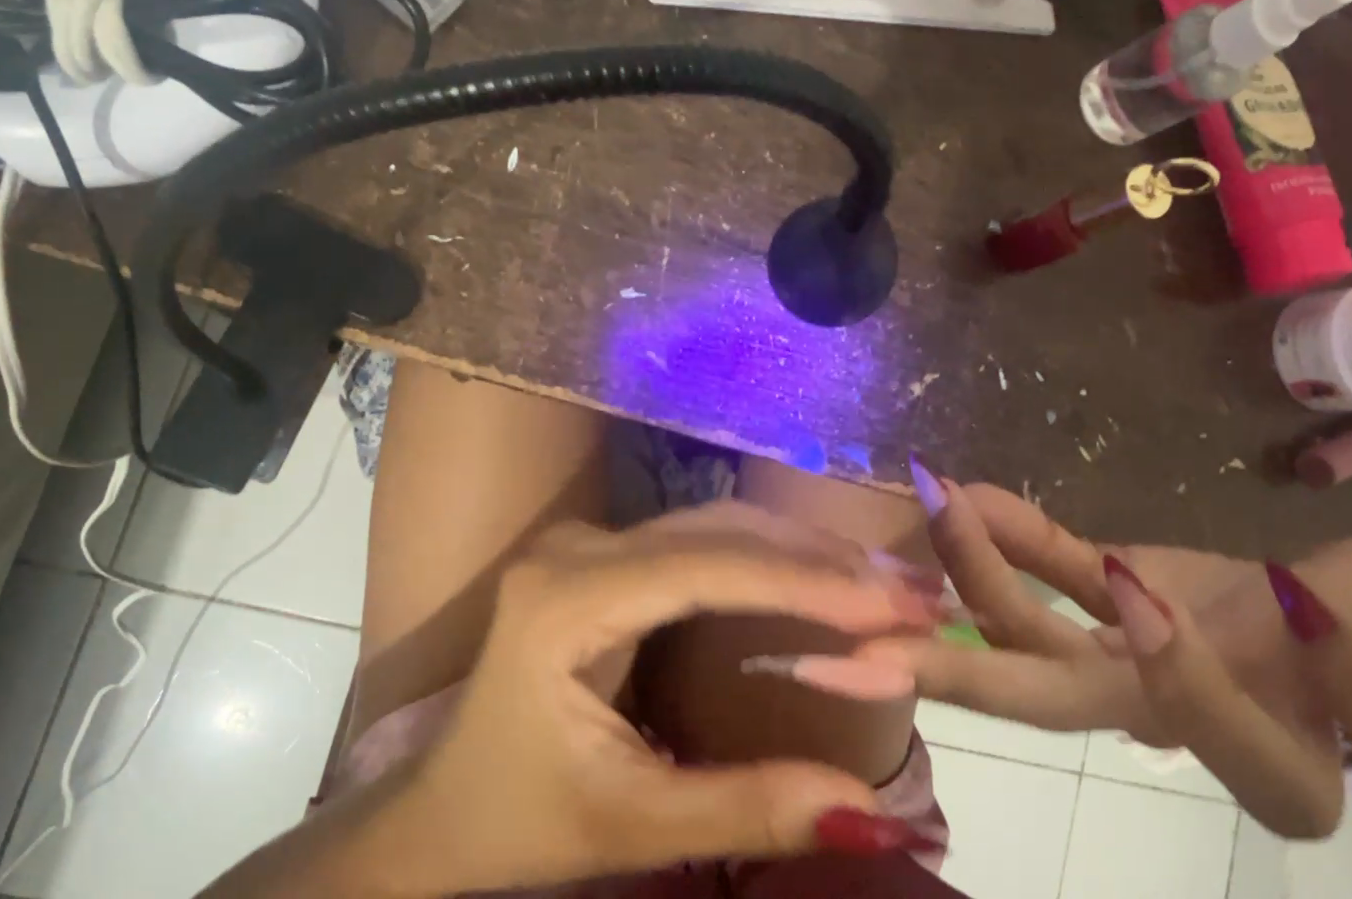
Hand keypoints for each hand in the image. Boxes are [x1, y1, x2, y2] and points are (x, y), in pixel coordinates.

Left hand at [343, 502, 945, 895]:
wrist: (437, 810)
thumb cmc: (517, 819)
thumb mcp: (631, 826)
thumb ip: (747, 810)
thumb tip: (871, 806)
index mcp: (565, 603)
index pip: (709, 568)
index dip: (809, 582)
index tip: (898, 605)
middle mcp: (575, 552)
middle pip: (718, 532)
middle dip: (821, 559)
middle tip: (914, 591)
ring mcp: (585, 547)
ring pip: (713, 525)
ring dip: (801, 550)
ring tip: (886, 581)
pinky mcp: (600, 560)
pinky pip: (697, 541)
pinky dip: (766, 558)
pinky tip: (821, 576)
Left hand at [862, 471, 1351, 840]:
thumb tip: (1300, 608)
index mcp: (1265, 759)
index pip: (1217, 738)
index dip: (1185, 677)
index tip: (1141, 593)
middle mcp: (1160, 716)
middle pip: (1054, 704)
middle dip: (961, 673)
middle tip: (862, 654)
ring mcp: (1113, 657)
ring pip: (1027, 626)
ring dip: (974, 565)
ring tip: (936, 494)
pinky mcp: (1100, 599)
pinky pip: (1043, 571)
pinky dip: (1006, 534)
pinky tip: (959, 488)